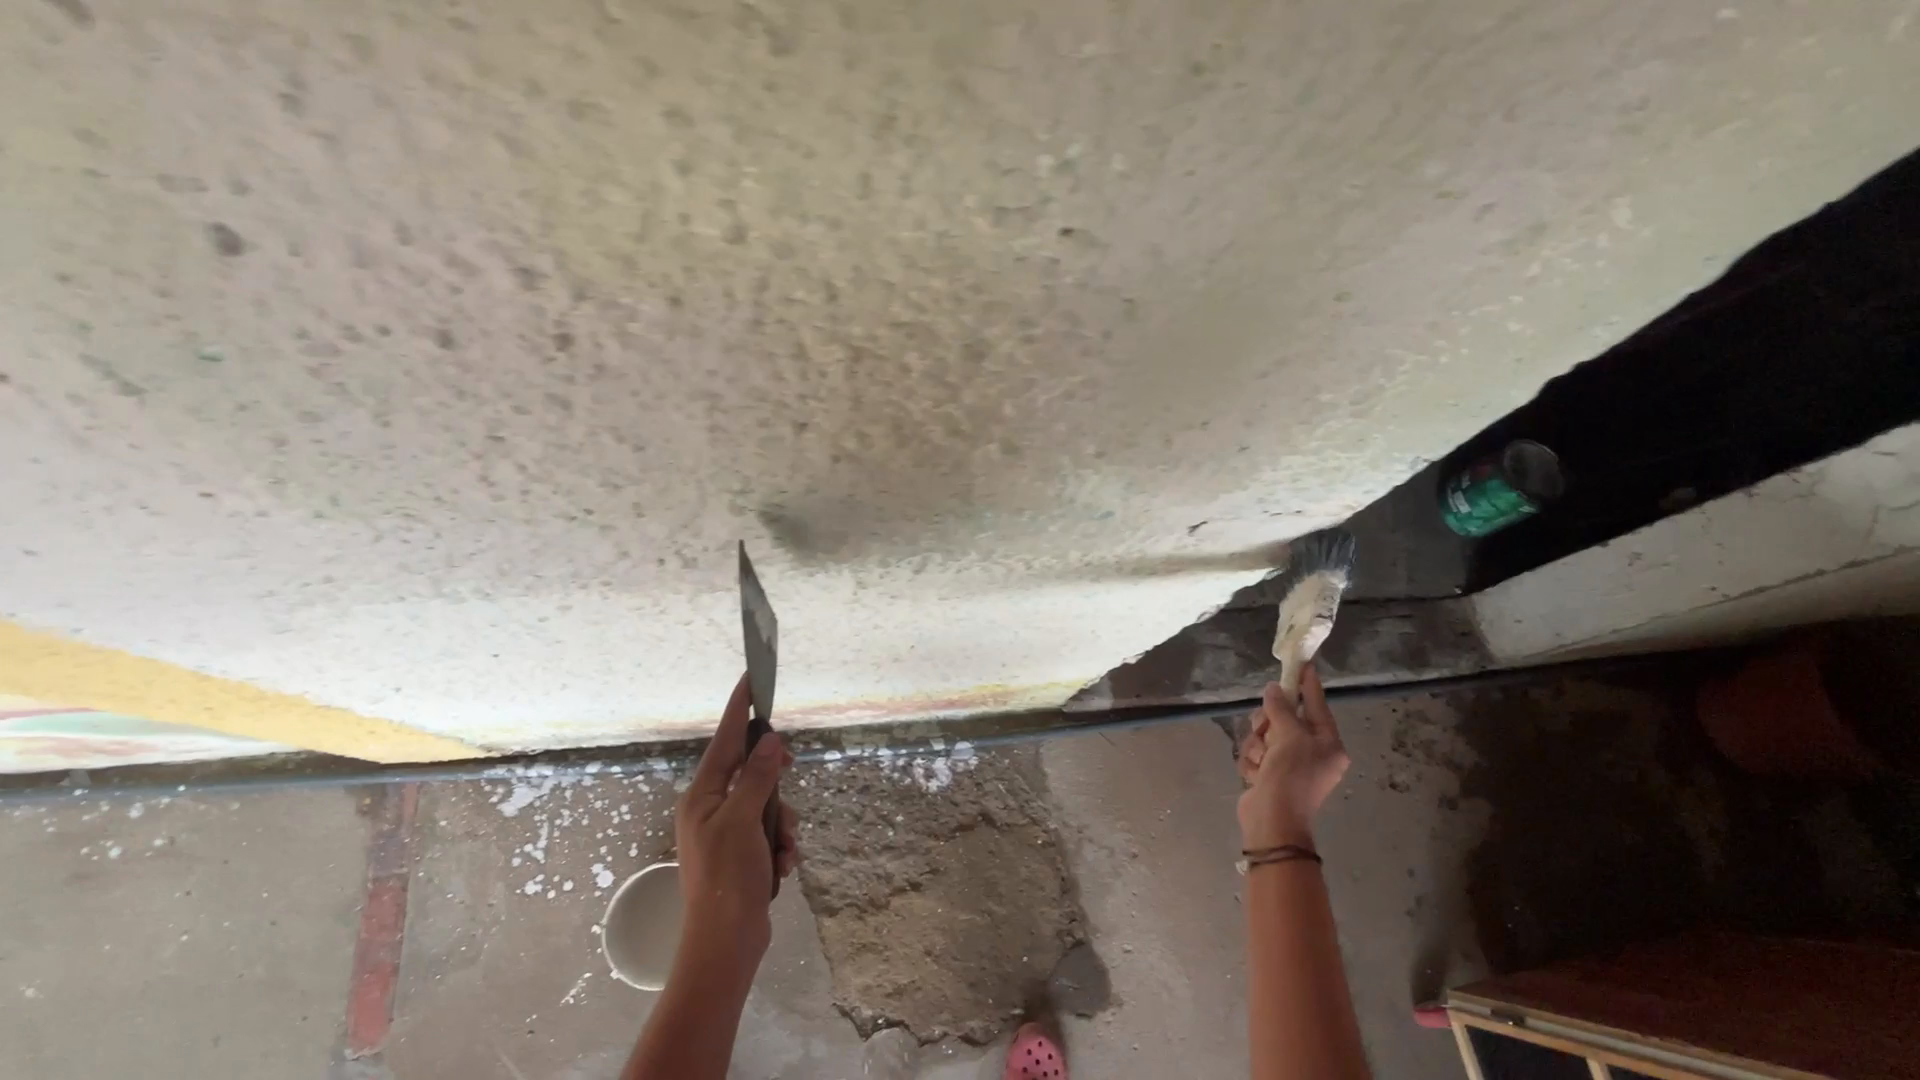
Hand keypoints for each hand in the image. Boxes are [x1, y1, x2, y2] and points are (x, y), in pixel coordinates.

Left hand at [672, 674, 799, 980]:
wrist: (726, 942)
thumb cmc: (726, 877)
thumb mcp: (743, 821)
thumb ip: (756, 777)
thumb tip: (768, 740)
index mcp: (701, 795)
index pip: (724, 740)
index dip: (739, 709)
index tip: (751, 679)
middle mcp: (710, 808)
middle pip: (749, 770)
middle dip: (774, 779)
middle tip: (790, 770)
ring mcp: (726, 832)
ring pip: (766, 803)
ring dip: (782, 821)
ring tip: (785, 847)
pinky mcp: (742, 854)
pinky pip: (769, 832)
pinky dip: (781, 845)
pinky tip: (783, 865)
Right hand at [1237, 666, 1348, 849]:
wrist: (1273, 822)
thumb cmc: (1291, 777)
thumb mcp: (1289, 736)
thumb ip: (1280, 709)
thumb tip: (1273, 689)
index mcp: (1328, 743)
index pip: (1316, 705)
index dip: (1307, 684)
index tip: (1303, 664)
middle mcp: (1312, 752)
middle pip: (1284, 719)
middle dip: (1268, 723)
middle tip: (1263, 728)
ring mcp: (1290, 765)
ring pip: (1265, 735)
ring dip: (1257, 745)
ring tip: (1259, 761)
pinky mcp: (1270, 775)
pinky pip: (1256, 754)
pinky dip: (1252, 762)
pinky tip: (1255, 776)